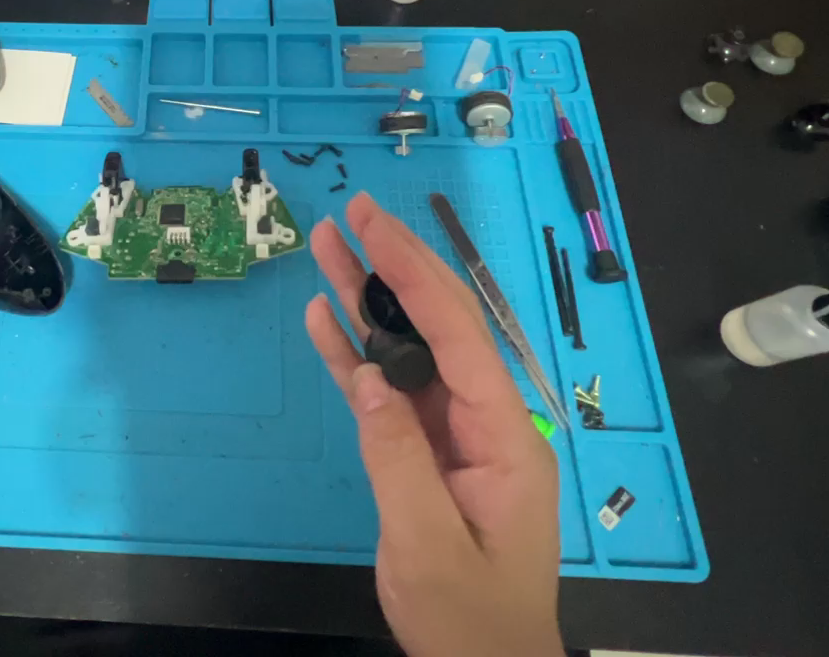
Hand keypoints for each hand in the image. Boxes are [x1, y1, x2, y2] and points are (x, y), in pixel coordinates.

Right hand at [304, 194, 562, 656]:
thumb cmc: (468, 618)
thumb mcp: (431, 546)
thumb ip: (398, 457)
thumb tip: (367, 380)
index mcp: (503, 433)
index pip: (457, 333)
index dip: (414, 273)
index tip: (373, 227)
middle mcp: (479, 414)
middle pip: (436, 322)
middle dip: (397, 263)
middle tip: (355, 212)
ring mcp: (446, 426)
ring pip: (404, 345)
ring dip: (367, 295)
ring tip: (328, 245)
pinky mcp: (415, 441)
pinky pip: (381, 385)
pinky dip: (352, 349)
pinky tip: (325, 314)